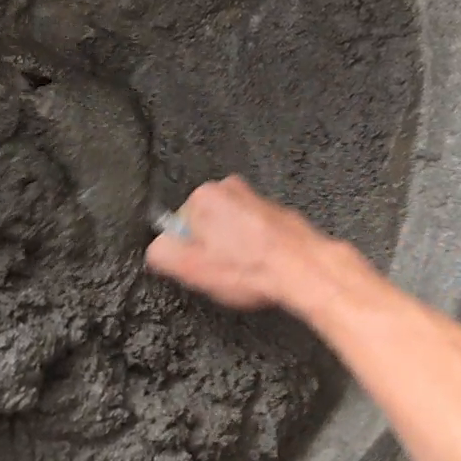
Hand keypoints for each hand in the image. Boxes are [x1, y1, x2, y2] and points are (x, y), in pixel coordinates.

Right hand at [144, 176, 328, 309]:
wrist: (303, 269)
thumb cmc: (252, 268)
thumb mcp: (191, 269)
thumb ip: (162, 254)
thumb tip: (157, 249)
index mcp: (204, 196)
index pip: (178, 225)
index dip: (186, 253)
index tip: (198, 267)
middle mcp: (230, 188)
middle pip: (205, 225)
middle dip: (211, 249)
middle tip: (221, 272)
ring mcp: (255, 199)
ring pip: (231, 230)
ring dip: (234, 250)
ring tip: (245, 271)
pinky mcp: (276, 213)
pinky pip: (254, 234)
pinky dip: (255, 249)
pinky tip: (260, 268)